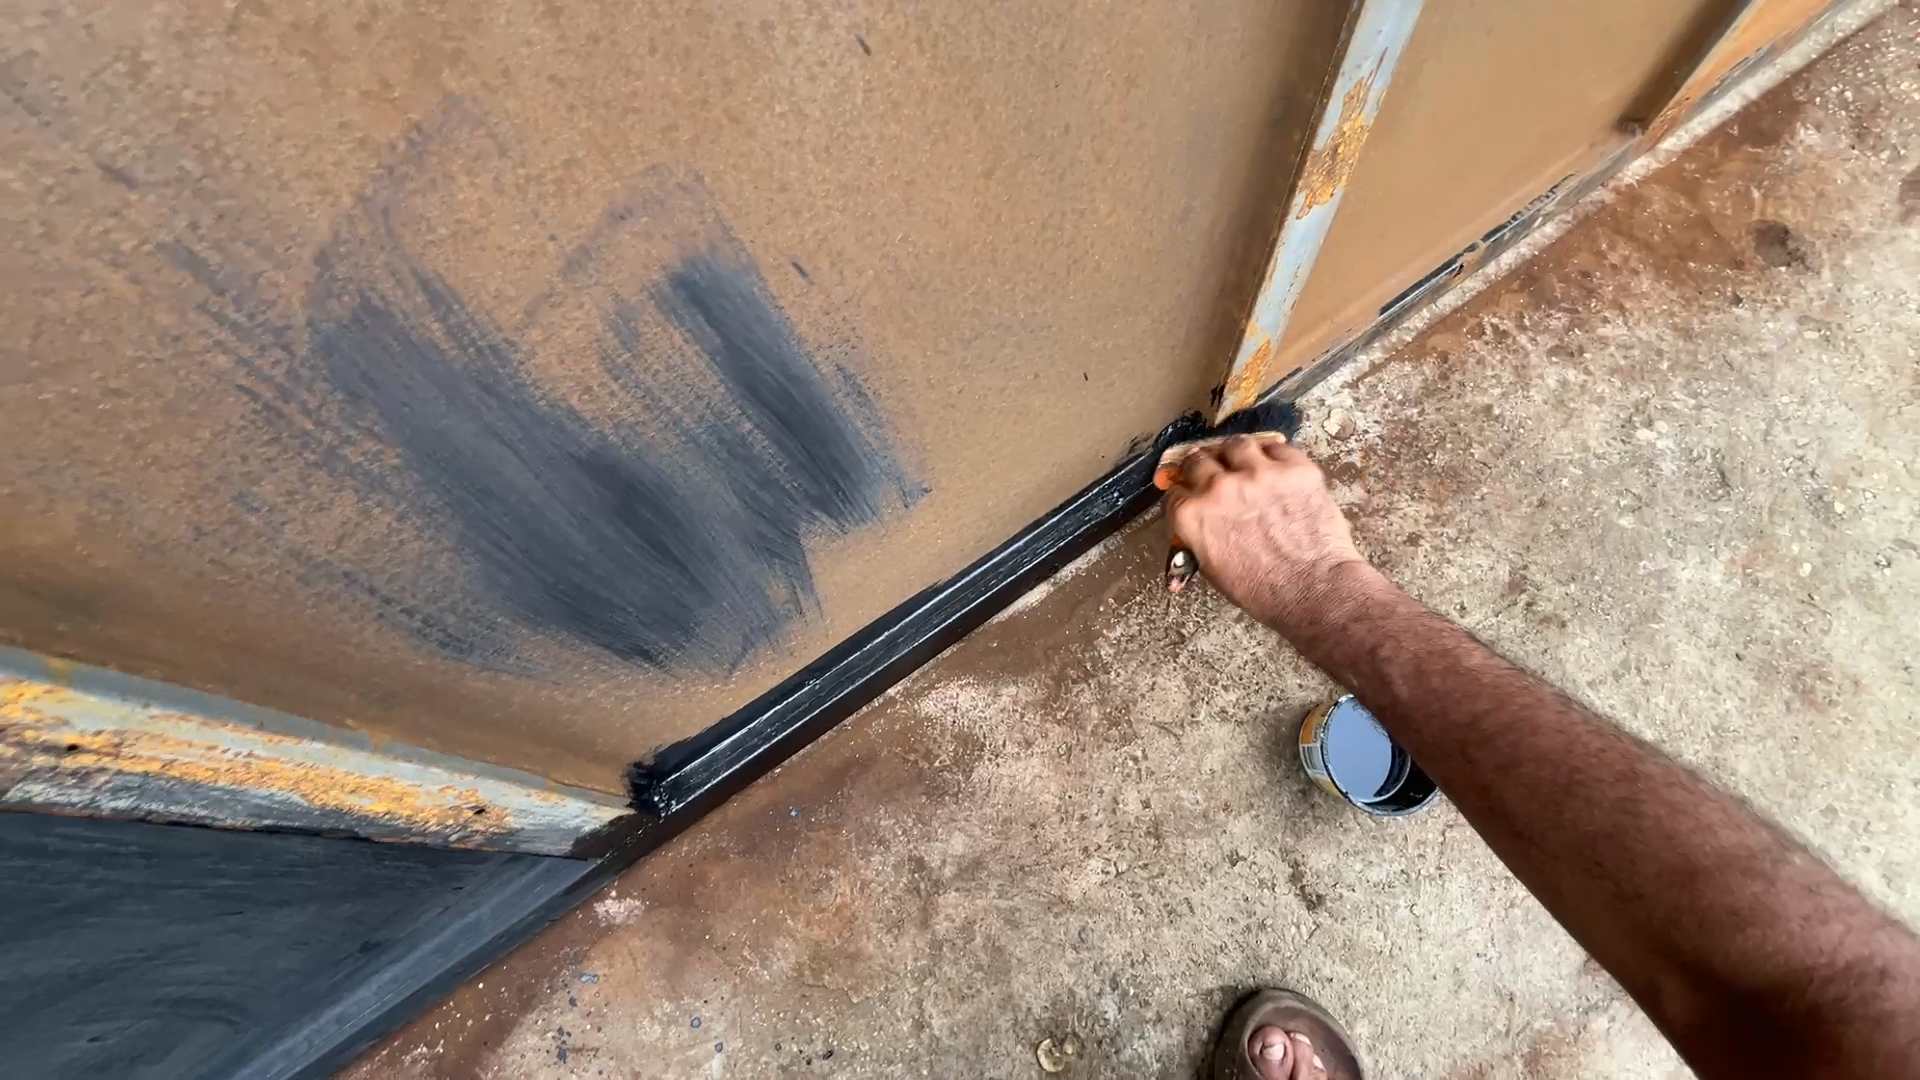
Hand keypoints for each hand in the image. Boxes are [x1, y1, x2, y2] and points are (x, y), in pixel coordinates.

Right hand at [1164, 435, 1374, 631]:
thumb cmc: (1259, 590)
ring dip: (1235, 453)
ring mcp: (1257, 474)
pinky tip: (1274, 465)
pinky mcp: (1294, 469)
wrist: (1312, 590)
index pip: (1174, 491)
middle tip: (1212, 471)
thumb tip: (1197, 522)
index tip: (1190, 494)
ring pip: (1236, 444)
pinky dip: (1272, 455)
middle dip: (1202, 466)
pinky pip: (1277, 447)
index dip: (1183, 493)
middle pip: (1198, 460)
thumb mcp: (1210, 567)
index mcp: (1190, 515)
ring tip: (1242, 461)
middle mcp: (1217, 488)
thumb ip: (1197, 534)